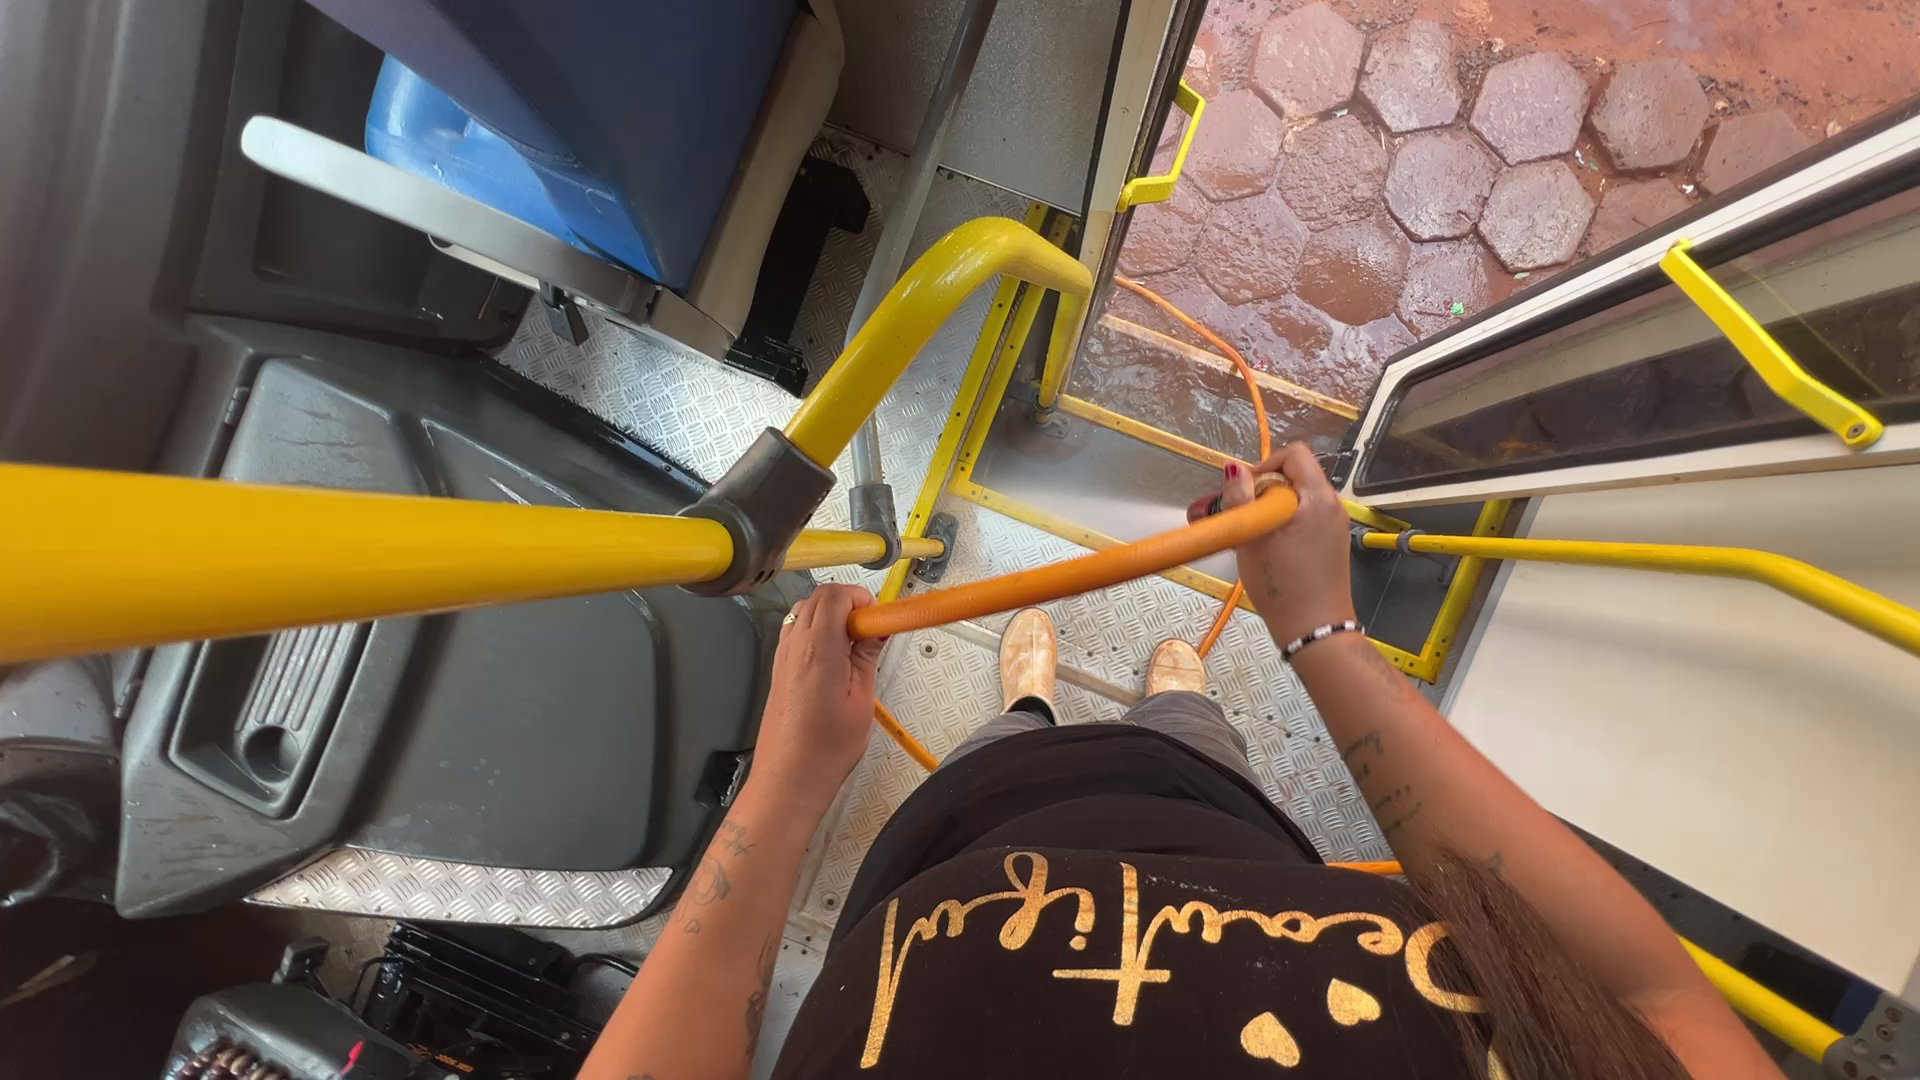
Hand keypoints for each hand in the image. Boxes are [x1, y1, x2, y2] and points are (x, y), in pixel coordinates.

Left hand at [748, 584, 884, 812]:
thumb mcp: (861, 700)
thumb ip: (866, 656)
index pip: (835, 595)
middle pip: (819, 597)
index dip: (861, 598)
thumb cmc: (827, 747)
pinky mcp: (779, 668)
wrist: (788, 779)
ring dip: (830, 615)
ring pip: (805, 610)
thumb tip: (877, 629)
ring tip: (852, 646)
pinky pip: (796, 631)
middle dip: (848, 603)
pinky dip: (816, 630)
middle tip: (869, 631)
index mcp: (818, 648)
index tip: (877, 621)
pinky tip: (833, 659)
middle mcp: (795, 644)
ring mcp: (783, 655)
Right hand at [1192, 443, 1356, 644]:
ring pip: (1296, 497)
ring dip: (1269, 507)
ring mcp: (1334, 524)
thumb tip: (1233, 468)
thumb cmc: (1281, 584)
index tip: (1243, 492)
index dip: (1263, 465)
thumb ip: (1241, 499)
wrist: (1314, 629)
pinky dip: (1282, 522)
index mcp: (1318, 498)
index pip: (1294, 454)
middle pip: (1294, 475)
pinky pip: (1303, 516)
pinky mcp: (1331, 541)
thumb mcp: (1252, 539)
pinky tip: (1266, 547)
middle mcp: (1333, 505)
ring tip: (1249, 534)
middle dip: (1262, 489)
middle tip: (1239, 516)